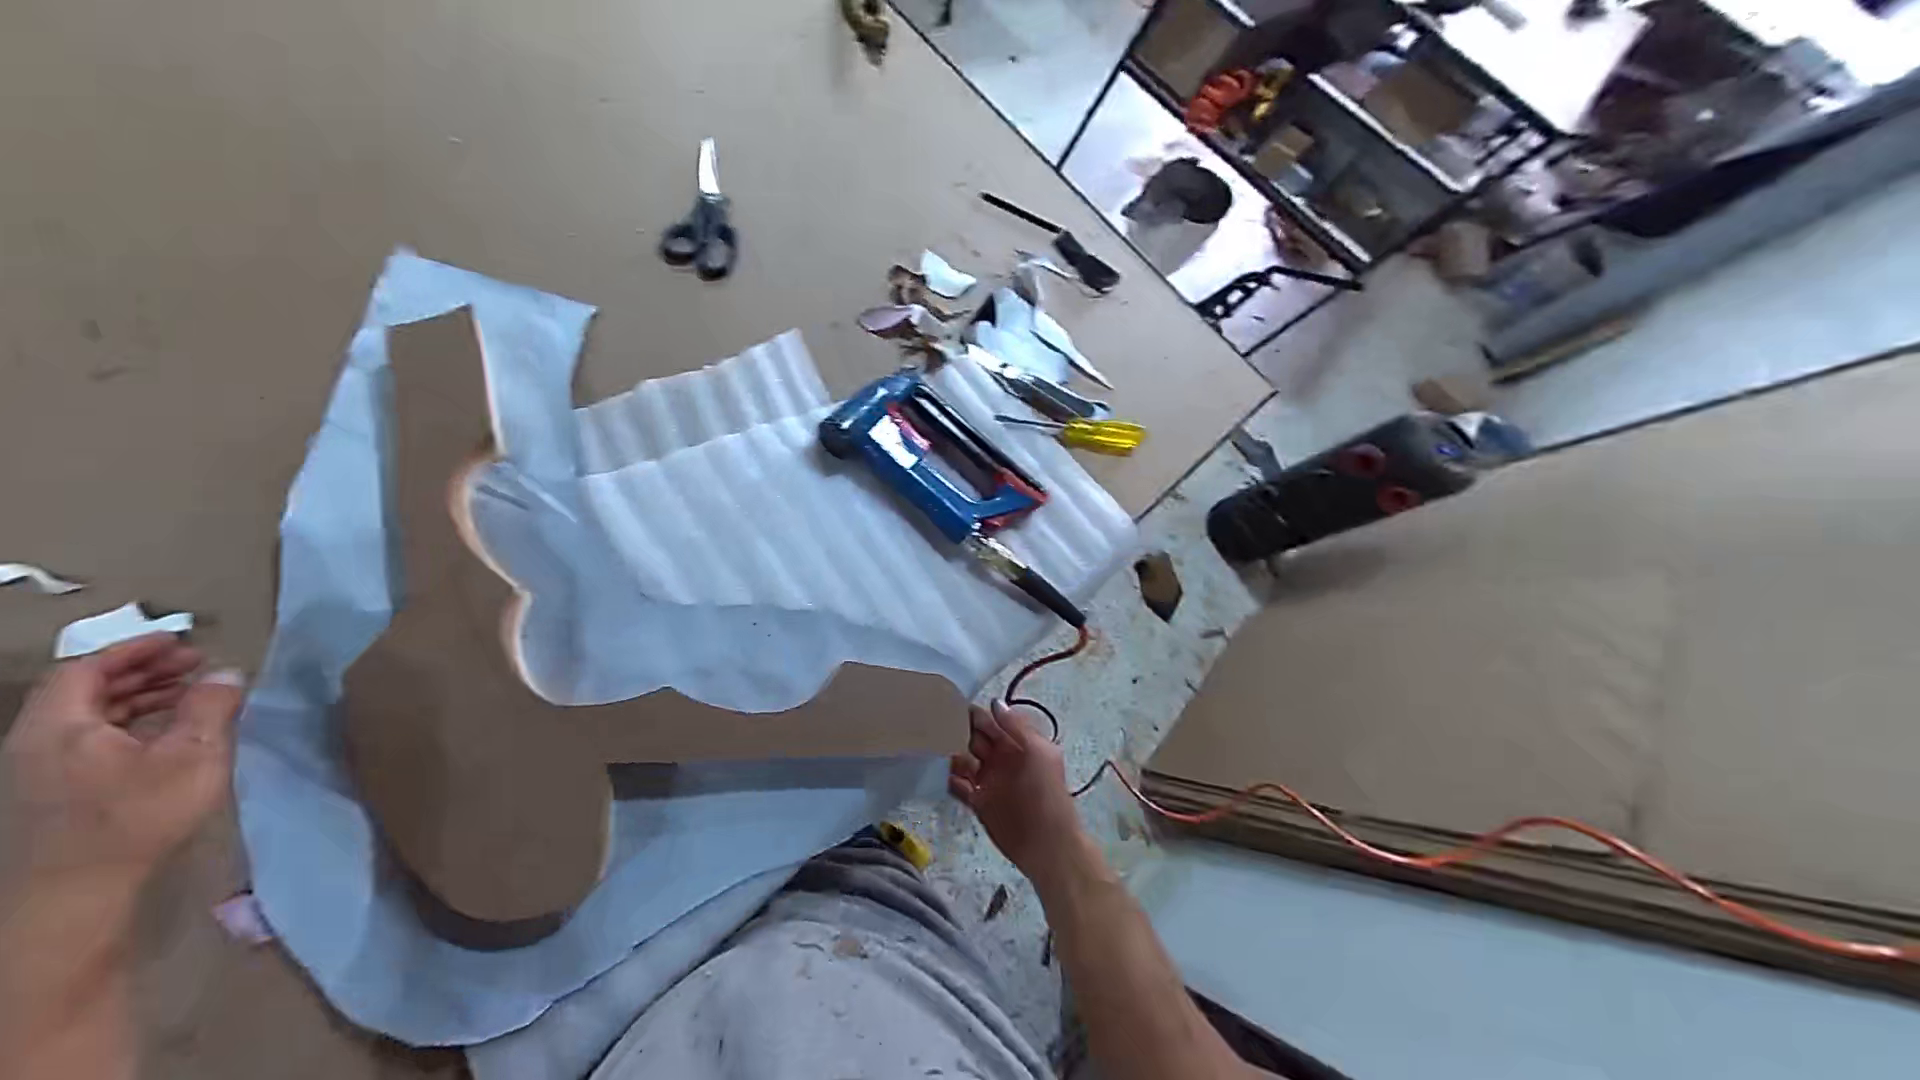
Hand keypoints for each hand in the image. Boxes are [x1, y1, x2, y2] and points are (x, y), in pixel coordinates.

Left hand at [1, 634, 244, 897]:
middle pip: (83, 691)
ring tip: (188, 696)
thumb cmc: (136, 815)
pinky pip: (87, 740)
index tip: (180, 640)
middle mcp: (35, 742)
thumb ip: (211, 707)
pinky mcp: (49, 794)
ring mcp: (37, 771)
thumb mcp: (193, 755)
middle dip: (141, 672)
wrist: (75, 892)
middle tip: (195, 665)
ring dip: (137, 698)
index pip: (87, 669)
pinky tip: (165, 734)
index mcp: (59, 726)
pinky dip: (127, 724)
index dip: (134, 650)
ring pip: (86, 718)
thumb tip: (226, 672)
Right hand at [948, 702, 1084, 875]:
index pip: (991, 722)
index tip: (951, 704)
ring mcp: (988, 781)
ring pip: (963, 761)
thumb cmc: (1046, 793)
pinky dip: (949, 780)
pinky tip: (940, 774)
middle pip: (973, 739)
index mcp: (1017, 744)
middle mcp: (1000, 759)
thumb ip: (1017, 727)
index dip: (974, 714)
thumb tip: (994, 703)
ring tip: (933, 749)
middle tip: (934, 725)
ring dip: (950, 755)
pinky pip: (958, 786)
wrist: (1048, 844)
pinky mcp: (978, 802)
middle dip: (957, 731)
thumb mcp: (1038, 753)